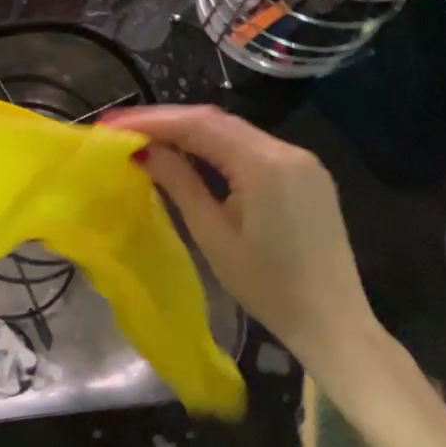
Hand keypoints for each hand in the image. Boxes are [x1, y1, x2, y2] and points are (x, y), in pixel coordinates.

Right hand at [112, 105, 375, 363]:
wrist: (335, 326)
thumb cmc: (268, 286)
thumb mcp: (212, 233)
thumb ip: (177, 181)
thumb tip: (142, 150)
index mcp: (265, 165)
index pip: (198, 125)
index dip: (150, 120)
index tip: (110, 125)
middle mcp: (287, 151)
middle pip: (215, 121)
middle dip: (166, 121)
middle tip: (121, 129)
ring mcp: (302, 162)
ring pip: (233, 132)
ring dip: (189, 131)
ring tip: (146, 138)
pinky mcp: (306, 176)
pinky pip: (251, 147)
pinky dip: (215, 145)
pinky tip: (189, 153)